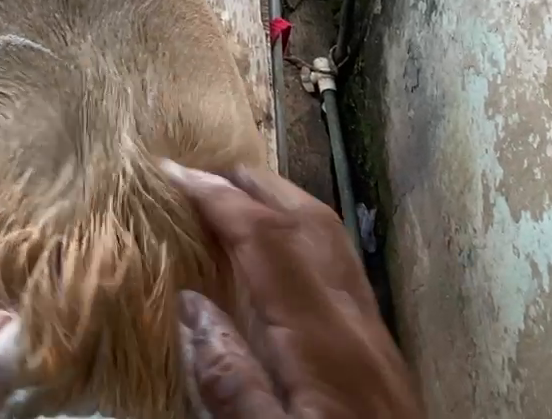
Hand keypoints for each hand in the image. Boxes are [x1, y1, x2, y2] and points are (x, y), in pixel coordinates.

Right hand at [161, 161, 420, 418]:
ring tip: (232, 195)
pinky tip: (273, 256)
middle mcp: (356, 325)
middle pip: (310, 221)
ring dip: (279, 201)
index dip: (216, 196)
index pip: (266, 238)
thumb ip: (229, 382)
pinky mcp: (381, 357)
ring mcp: (376, 339)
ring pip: (331, 239)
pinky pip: (337, 265)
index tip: (169, 171)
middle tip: (198, 169)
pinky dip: (298, 234)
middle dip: (252, 182)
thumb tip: (191, 303)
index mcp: (324, 344)